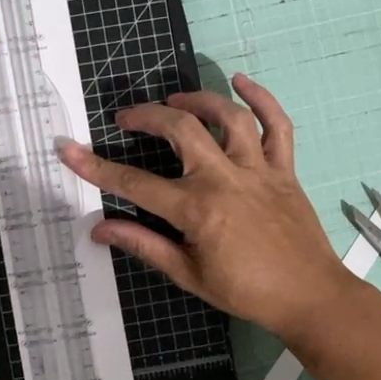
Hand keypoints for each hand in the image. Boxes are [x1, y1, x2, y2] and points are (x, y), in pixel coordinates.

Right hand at [58, 74, 359, 343]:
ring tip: (175, 100)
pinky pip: (277, 126)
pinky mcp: (283, 170)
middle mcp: (225, 180)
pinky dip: (261, 99)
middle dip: (147, 117)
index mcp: (197, 209)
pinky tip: (241, 82)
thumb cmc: (246, 291)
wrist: (310, 297)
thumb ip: (143, 244)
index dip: (97, 167)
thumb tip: (100, 229)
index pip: (135, 183)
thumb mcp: (188, 274)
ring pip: (228, 118)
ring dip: (198, 100)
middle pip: (181, 130)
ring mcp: (258, 171)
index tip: (69, 150)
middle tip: (127, 119)